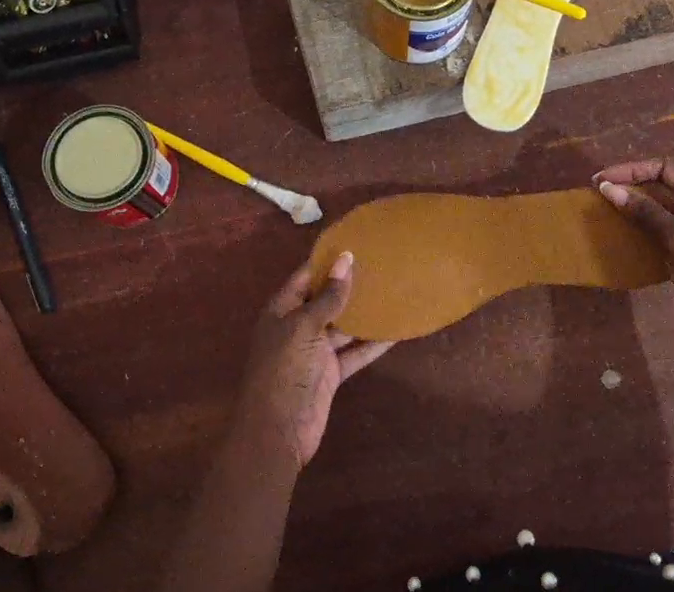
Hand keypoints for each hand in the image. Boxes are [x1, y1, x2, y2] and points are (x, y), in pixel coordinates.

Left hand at [233, 252, 394, 466]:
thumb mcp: (304, 328)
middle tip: (382, 263)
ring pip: (343, 325)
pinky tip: (396, 331)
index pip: (307, 276)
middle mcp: (298, 326)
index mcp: (283, 310)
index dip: (329, 260)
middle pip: (326, 299)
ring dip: (364, 312)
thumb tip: (347, 259)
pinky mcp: (330, 373)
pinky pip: (354, 352)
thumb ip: (328, 297)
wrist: (277, 432)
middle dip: (350, 284)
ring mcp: (315, 351)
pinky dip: (373, 343)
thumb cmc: (284, 371)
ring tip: (393, 290)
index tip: (357, 241)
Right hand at [595, 157, 673, 330]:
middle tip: (599, 192)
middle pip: (665, 183)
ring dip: (638, 204)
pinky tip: (628, 227)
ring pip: (666, 204)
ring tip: (608, 206)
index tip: (601, 180)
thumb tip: (608, 188)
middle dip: (632, 185)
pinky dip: (649, 222)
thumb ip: (643, 211)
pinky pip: (670, 222)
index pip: (665, 168)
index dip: (631, 170)